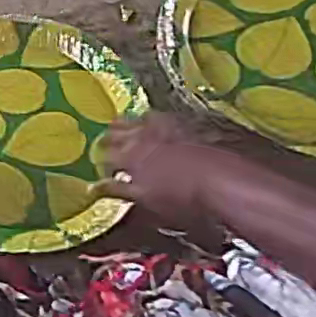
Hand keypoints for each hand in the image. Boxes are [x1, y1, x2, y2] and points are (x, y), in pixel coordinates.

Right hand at [94, 113, 238, 229]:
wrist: (218, 179)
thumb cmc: (181, 198)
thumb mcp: (146, 201)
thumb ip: (119, 191)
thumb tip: (96, 188)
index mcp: (126, 159)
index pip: (104, 160)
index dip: (100, 166)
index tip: (100, 174)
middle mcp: (136, 139)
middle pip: (113, 136)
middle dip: (105, 142)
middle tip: (102, 149)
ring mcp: (155, 129)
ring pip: (128, 121)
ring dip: (119, 126)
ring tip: (116, 129)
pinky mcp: (173, 123)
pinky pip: (150, 115)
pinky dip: (143, 118)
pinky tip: (146, 120)